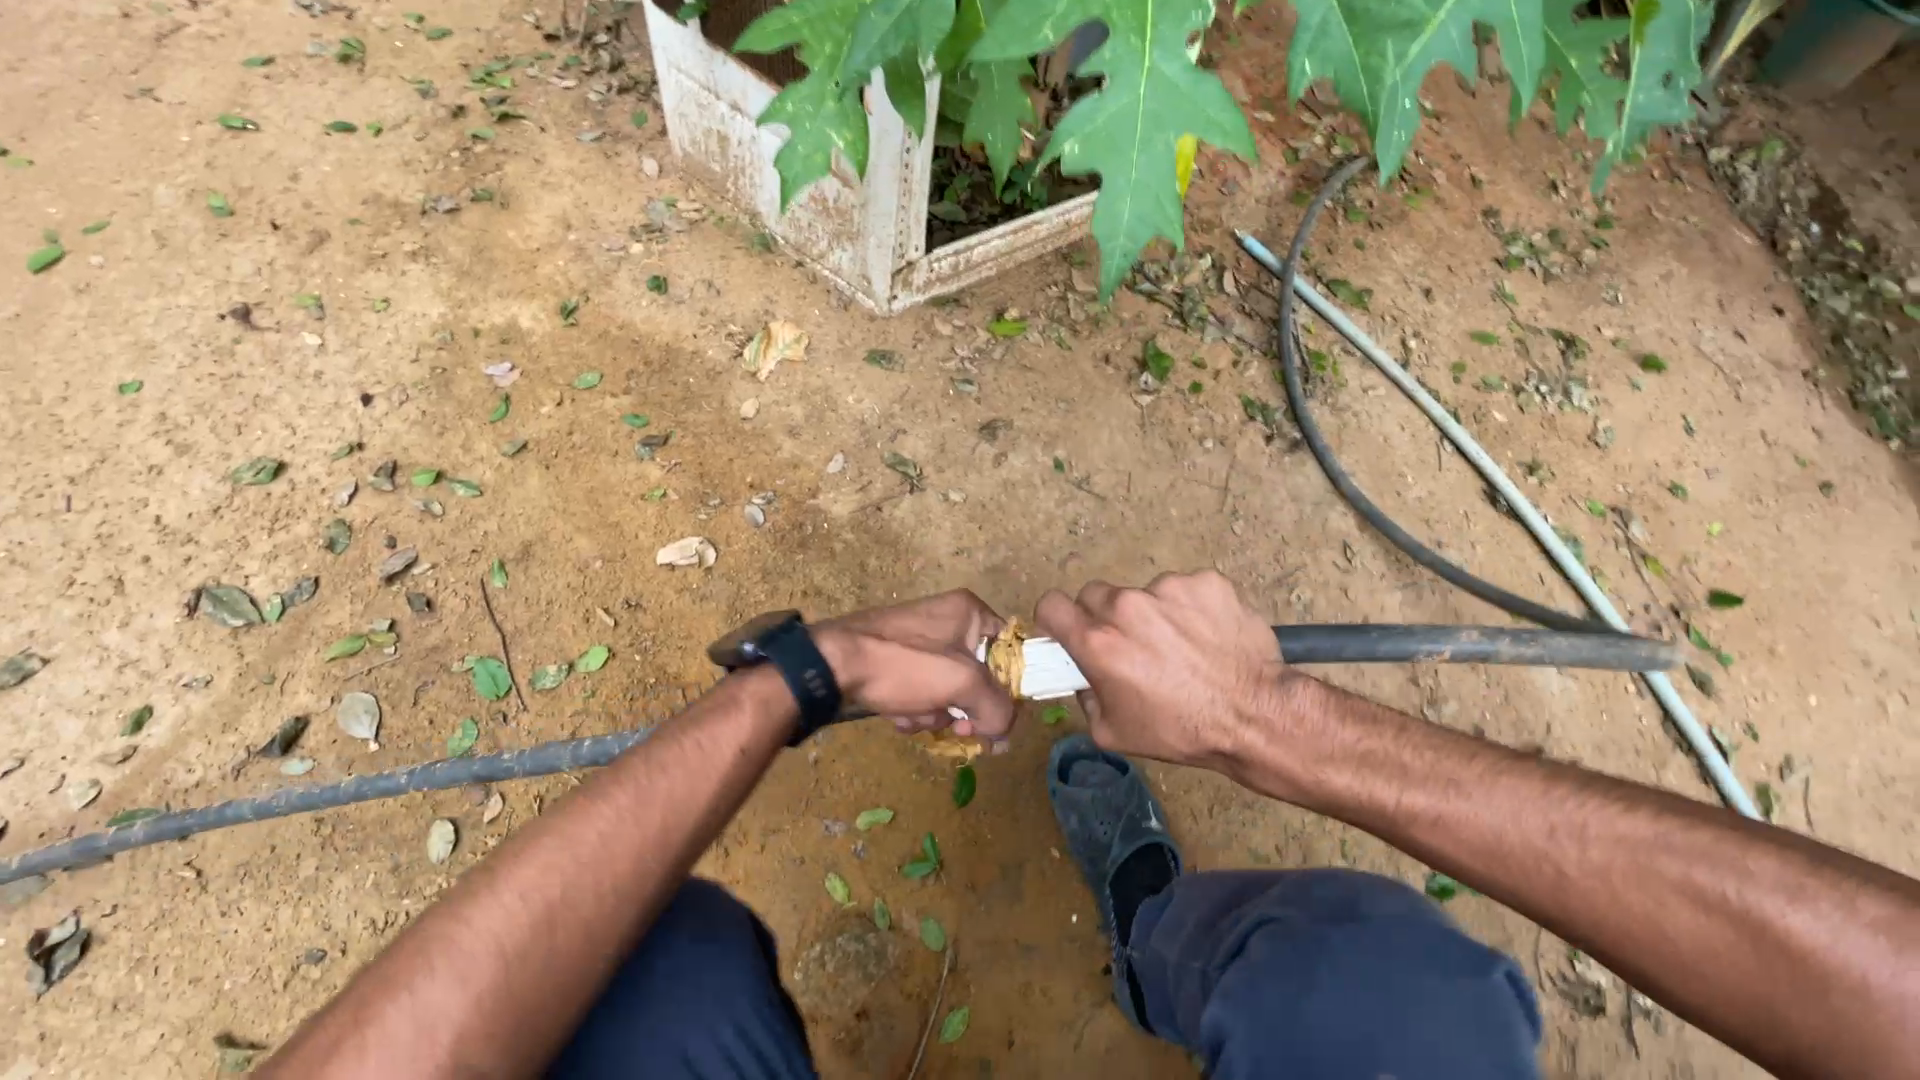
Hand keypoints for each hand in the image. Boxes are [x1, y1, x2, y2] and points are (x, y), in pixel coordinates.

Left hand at [814, 590, 1015, 739]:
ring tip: (914, 715)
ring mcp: (920, 641)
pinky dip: (914, 708)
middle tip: (956, 727)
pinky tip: (897, 714)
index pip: (1012, 653)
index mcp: (970, 612)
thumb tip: (1003, 735)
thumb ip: (997, 708)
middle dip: (964, 708)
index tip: (994, 717)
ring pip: (950, 690)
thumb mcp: (961, 683)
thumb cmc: (903, 664)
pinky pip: (923, 691)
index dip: (1007, 690)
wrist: (831, 665)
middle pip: (979, 678)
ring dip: (936, 713)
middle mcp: (949, 621)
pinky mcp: (898, 660)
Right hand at [1034, 571, 1299, 769]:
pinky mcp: (1205, 583)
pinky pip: (1183, 590)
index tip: (1069, 631)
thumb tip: (1083, 674)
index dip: (1056, 619)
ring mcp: (1168, 589)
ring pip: (1143, 593)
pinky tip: (1207, 637)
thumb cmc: (1180, 731)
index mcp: (1098, 642)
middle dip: (1105, 618)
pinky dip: (1190, 609)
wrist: (1254, 717)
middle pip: (1095, 595)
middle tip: (1130, 647)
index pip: (1051, 605)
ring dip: (1152, 615)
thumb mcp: (1112, 732)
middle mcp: (1127, 607)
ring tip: (1181, 648)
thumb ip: (1085, 696)